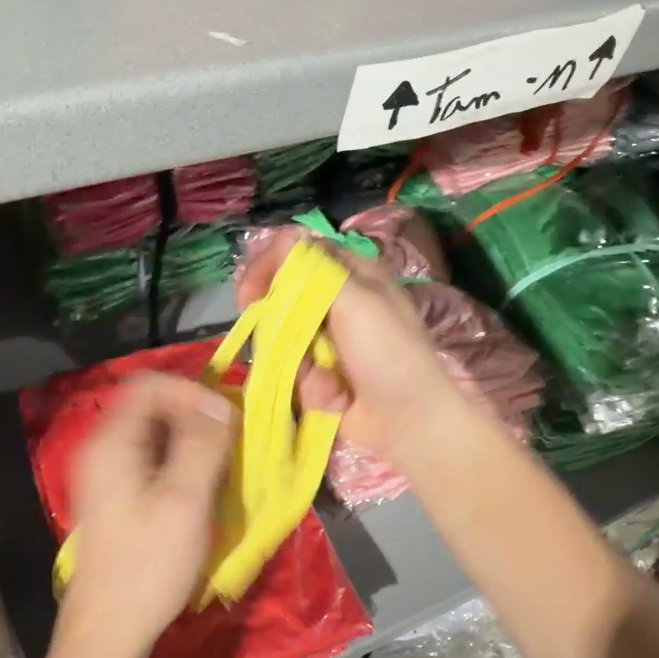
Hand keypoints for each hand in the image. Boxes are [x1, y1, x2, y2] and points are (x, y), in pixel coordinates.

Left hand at [62, 373, 234, 657]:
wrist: (108, 632)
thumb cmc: (147, 565)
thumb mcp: (183, 501)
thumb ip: (203, 445)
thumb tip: (222, 404)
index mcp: (111, 441)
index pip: (150, 384)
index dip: (191, 391)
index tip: (226, 417)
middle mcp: (103, 447)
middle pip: (152, 405)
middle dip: (195, 413)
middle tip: (230, 438)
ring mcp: (108, 472)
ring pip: (155, 432)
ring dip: (191, 438)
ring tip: (222, 462)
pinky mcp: (118, 495)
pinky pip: (152, 456)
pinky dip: (180, 459)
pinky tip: (201, 485)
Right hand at [236, 230, 466, 463]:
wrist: (409, 422)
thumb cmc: (388, 352)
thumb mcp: (357, 300)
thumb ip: (316, 268)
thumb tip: (283, 235)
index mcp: (354, 275)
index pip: (300, 253)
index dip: (271, 263)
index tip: (250, 287)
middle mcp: (339, 301)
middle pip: (284, 292)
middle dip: (273, 313)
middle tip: (263, 327)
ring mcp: (328, 340)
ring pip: (282, 332)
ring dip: (293, 354)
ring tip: (319, 374)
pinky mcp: (320, 373)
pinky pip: (292, 367)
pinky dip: (305, 381)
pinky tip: (328, 396)